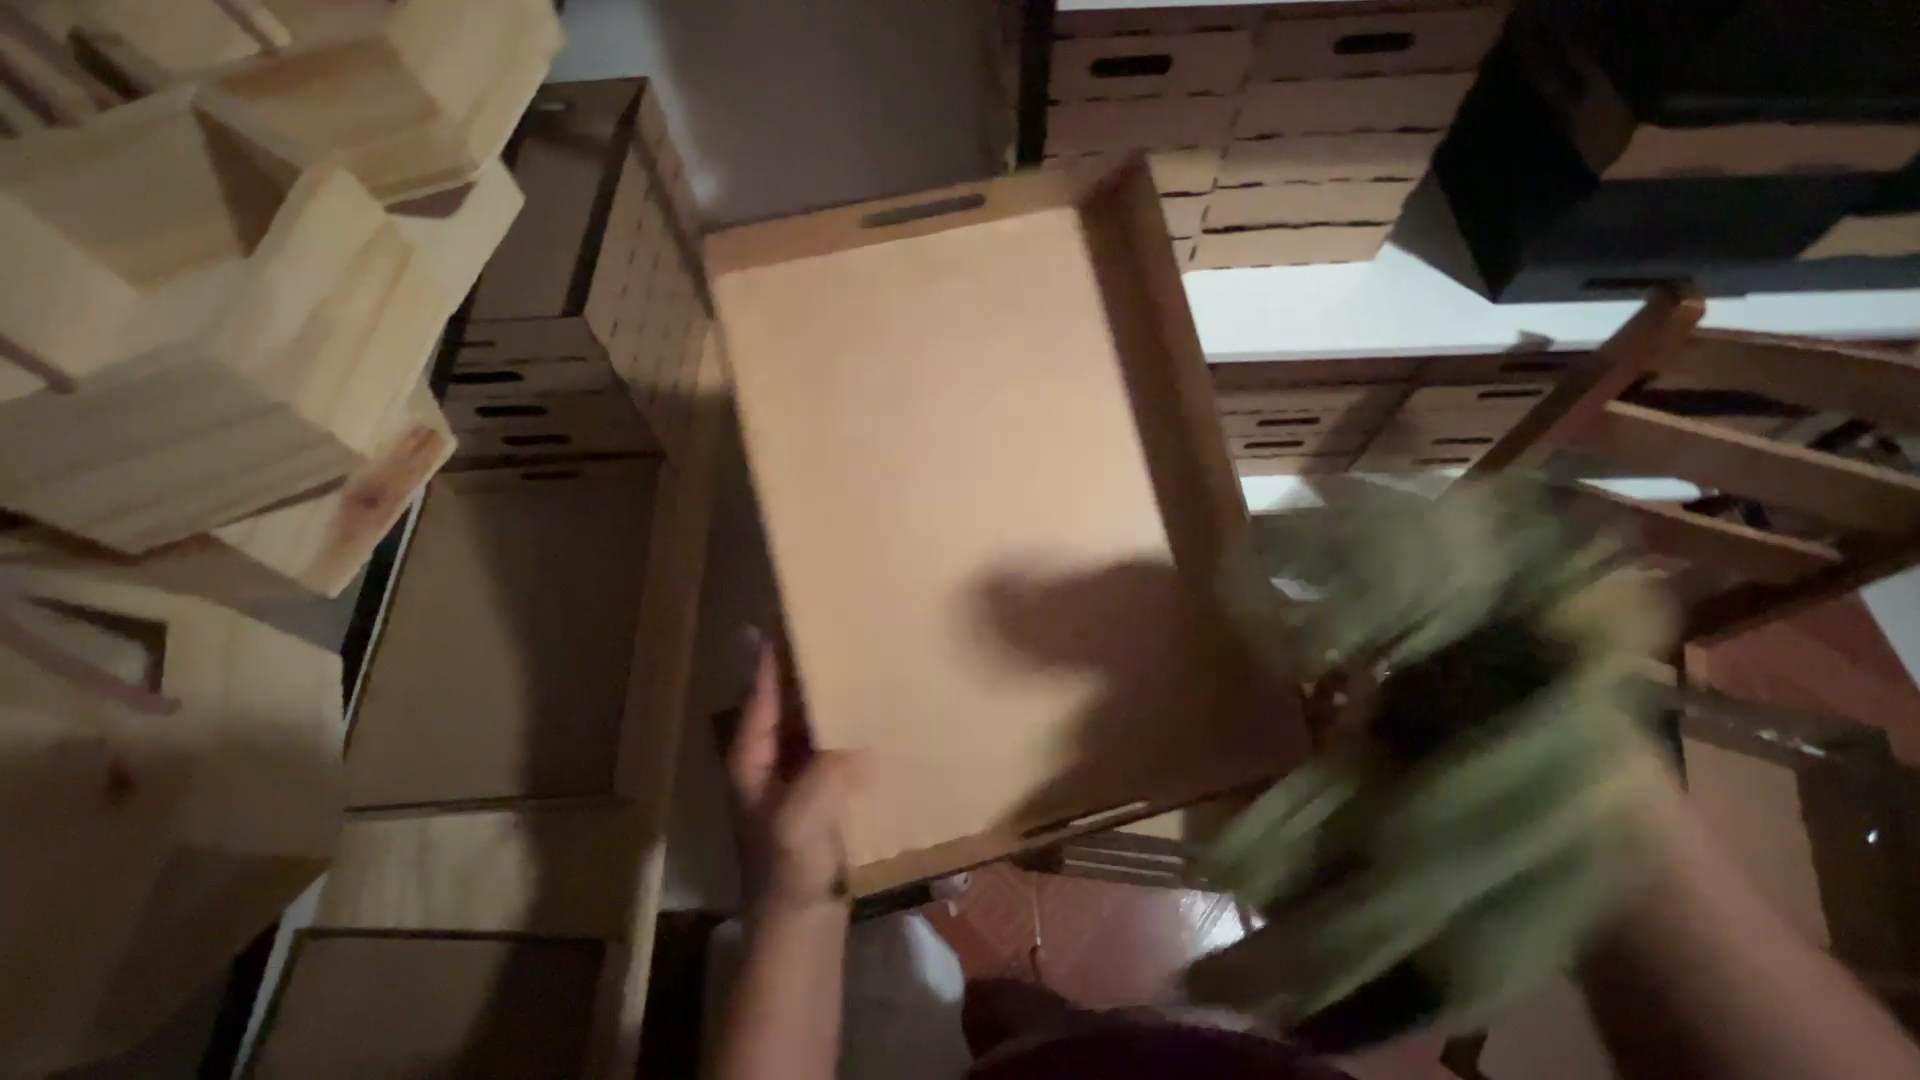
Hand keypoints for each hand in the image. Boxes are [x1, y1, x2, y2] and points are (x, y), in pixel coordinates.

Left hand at [726, 638, 866, 913]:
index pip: (762, 688)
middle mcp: (768, 754)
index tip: (787, 607)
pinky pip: (830, 738)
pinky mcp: (818, 786)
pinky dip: (845, 718)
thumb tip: (857, 743)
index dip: (772, 649)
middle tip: (834, 617)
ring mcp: (793, 771)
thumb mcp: (802, 820)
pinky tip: (873, 705)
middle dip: (803, 659)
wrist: (799, 923)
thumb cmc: (789, 871)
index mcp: (752, 754)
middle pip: (784, 694)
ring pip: (808, 715)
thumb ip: (825, 773)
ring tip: (858, 649)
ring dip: (827, 687)